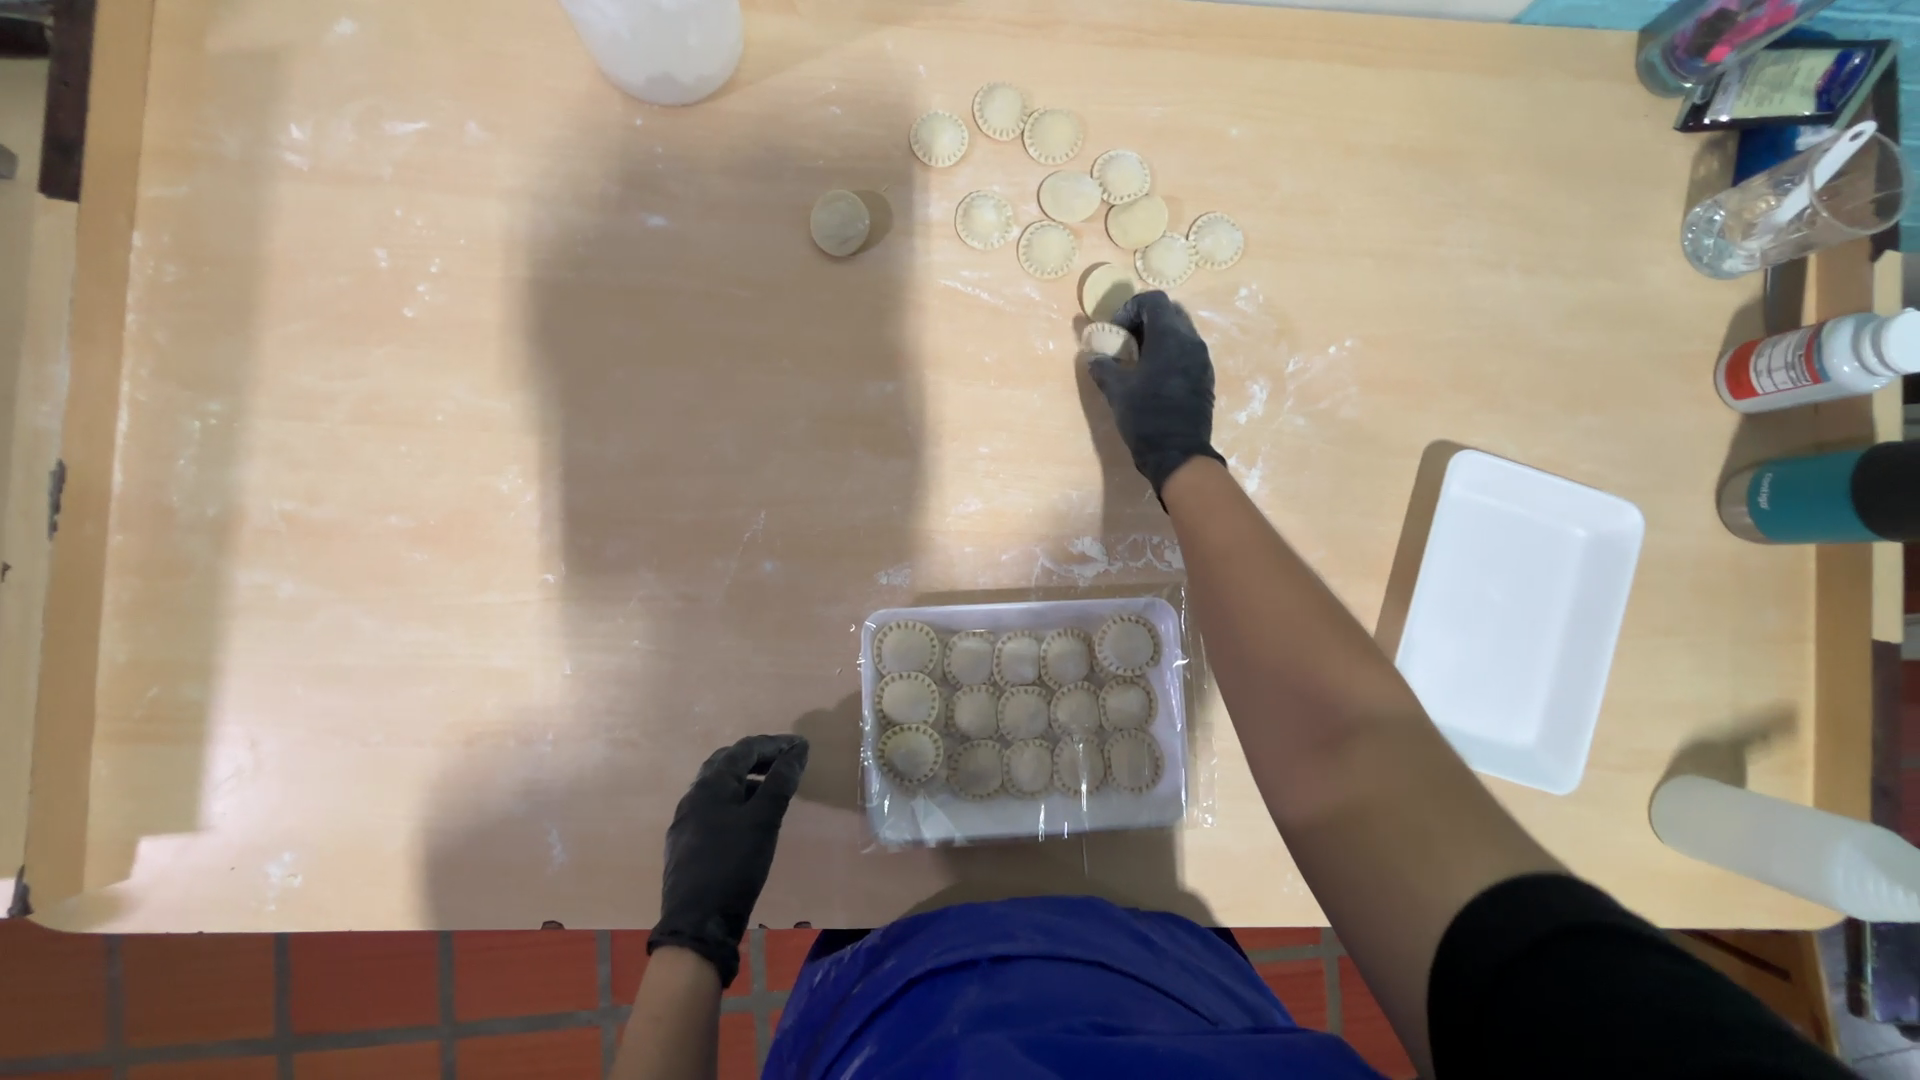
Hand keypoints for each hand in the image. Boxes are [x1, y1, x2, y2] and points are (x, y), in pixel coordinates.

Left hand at [648, 734, 808, 987]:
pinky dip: (735, 800)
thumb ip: (781, 781)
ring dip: (746, 778)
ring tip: (772, 787)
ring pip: (718, 786)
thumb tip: (798, 749)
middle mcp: (693, 795)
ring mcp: (685, 820)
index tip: (801, 747)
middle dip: (758, 756)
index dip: (775, 743)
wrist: (697, 923)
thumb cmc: (735, 864)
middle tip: (786, 761)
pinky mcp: (685, 842)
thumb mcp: (764, 820)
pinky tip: (748, 818)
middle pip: (727, 762)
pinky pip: (713, 807)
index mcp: (711, 785)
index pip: (745, 749)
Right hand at [1087, 290, 1225, 500]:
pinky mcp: (1205, 377)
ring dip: (1158, 338)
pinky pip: (1187, 352)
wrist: (1178, 453)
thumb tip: (1093, 357)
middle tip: (1126, 341)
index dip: (1130, 308)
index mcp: (1170, 337)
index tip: (1115, 330)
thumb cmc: (1145, 416)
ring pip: (1180, 332)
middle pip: (1170, 313)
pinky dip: (1169, 354)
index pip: (1153, 300)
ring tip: (1138, 360)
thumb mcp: (1116, 391)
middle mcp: (1191, 341)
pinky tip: (1154, 376)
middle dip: (1145, 320)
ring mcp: (1202, 360)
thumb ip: (1103, 367)